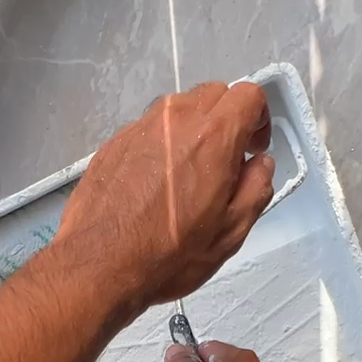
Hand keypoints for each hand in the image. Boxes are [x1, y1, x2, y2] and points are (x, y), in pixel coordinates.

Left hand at [55, 82, 275, 311]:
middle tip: (227, 162)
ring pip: (179, 111)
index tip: (254, 147)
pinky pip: (149, 131)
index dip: (259, 119)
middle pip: (214, 96)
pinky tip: (157, 186)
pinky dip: (162, 147)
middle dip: (228, 122)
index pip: (249, 96)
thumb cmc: (165, 256)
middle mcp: (176, 121)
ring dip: (193, 133)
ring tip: (189, 177)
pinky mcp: (115, 144)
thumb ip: (256, 190)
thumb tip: (260, 167)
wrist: (100, 266)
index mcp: (213, 137)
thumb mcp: (230, 233)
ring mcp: (141, 128)